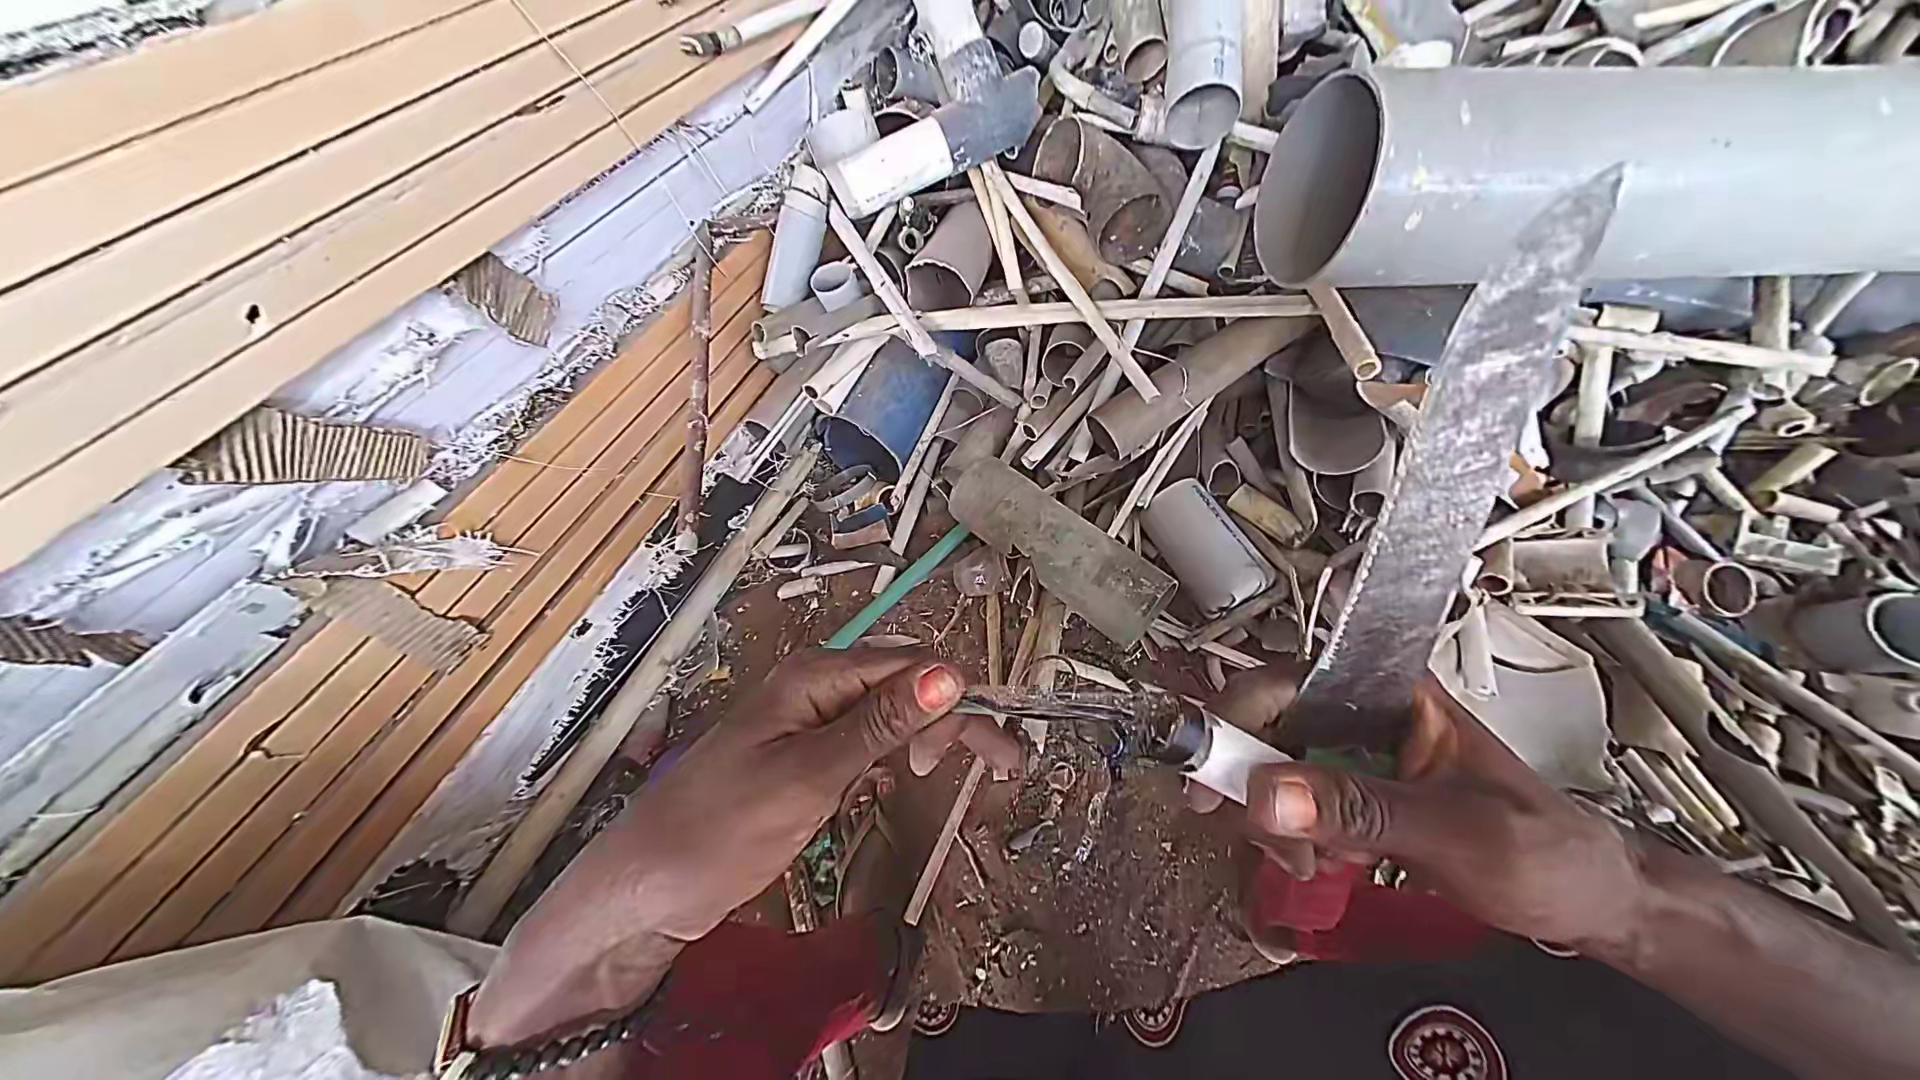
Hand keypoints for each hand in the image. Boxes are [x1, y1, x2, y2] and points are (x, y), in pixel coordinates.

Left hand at [593, 646, 1019, 939]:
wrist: (643, 888)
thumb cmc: (720, 831)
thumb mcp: (810, 777)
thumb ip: (881, 724)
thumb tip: (949, 674)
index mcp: (817, 674)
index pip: (913, 665)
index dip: (960, 701)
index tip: (996, 752)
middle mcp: (818, 682)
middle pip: (906, 680)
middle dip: (953, 714)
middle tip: (998, 765)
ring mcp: (811, 716)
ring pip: (891, 708)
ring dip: (928, 733)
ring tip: (941, 774)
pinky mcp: (808, 749)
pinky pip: (867, 736)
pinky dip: (894, 752)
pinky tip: (899, 777)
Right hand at [1205, 677, 1648, 952]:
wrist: (1581, 898)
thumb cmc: (1548, 851)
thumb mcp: (1460, 831)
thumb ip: (1362, 809)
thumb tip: (1266, 794)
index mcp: (1382, 689)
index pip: (1281, 681)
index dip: (1232, 718)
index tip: (1208, 774)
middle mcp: (1348, 711)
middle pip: (1254, 725)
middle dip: (1250, 786)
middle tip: (1275, 839)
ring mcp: (1335, 752)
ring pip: (1254, 767)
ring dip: (1265, 821)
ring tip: (1312, 860)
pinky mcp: (1330, 789)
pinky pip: (1273, 802)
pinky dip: (1278, 838)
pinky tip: (1317, 861)